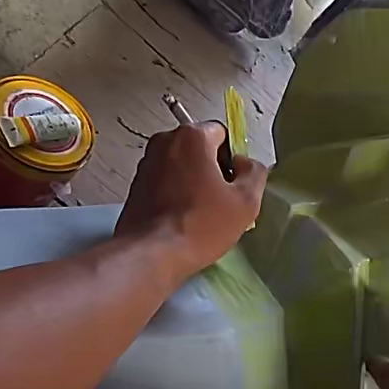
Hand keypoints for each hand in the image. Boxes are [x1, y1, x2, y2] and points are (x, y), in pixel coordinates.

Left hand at [114, 122, 265, 278]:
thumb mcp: (245, 201)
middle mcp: (163, 142)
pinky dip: (174, 195)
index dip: (233, 160)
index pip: (222, 134)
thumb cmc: (201, 225)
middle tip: (220, 203)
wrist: (151, 254)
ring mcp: (145, 163)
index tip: (233, 186)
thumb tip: (244, 164)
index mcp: (191, 136)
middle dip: (212, 171)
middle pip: (199, 149)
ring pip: (181, 167)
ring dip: (193, 184)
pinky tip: (181, 221)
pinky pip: (164, 183)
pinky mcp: (134, 186)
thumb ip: (254, 172)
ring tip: (200, 216)